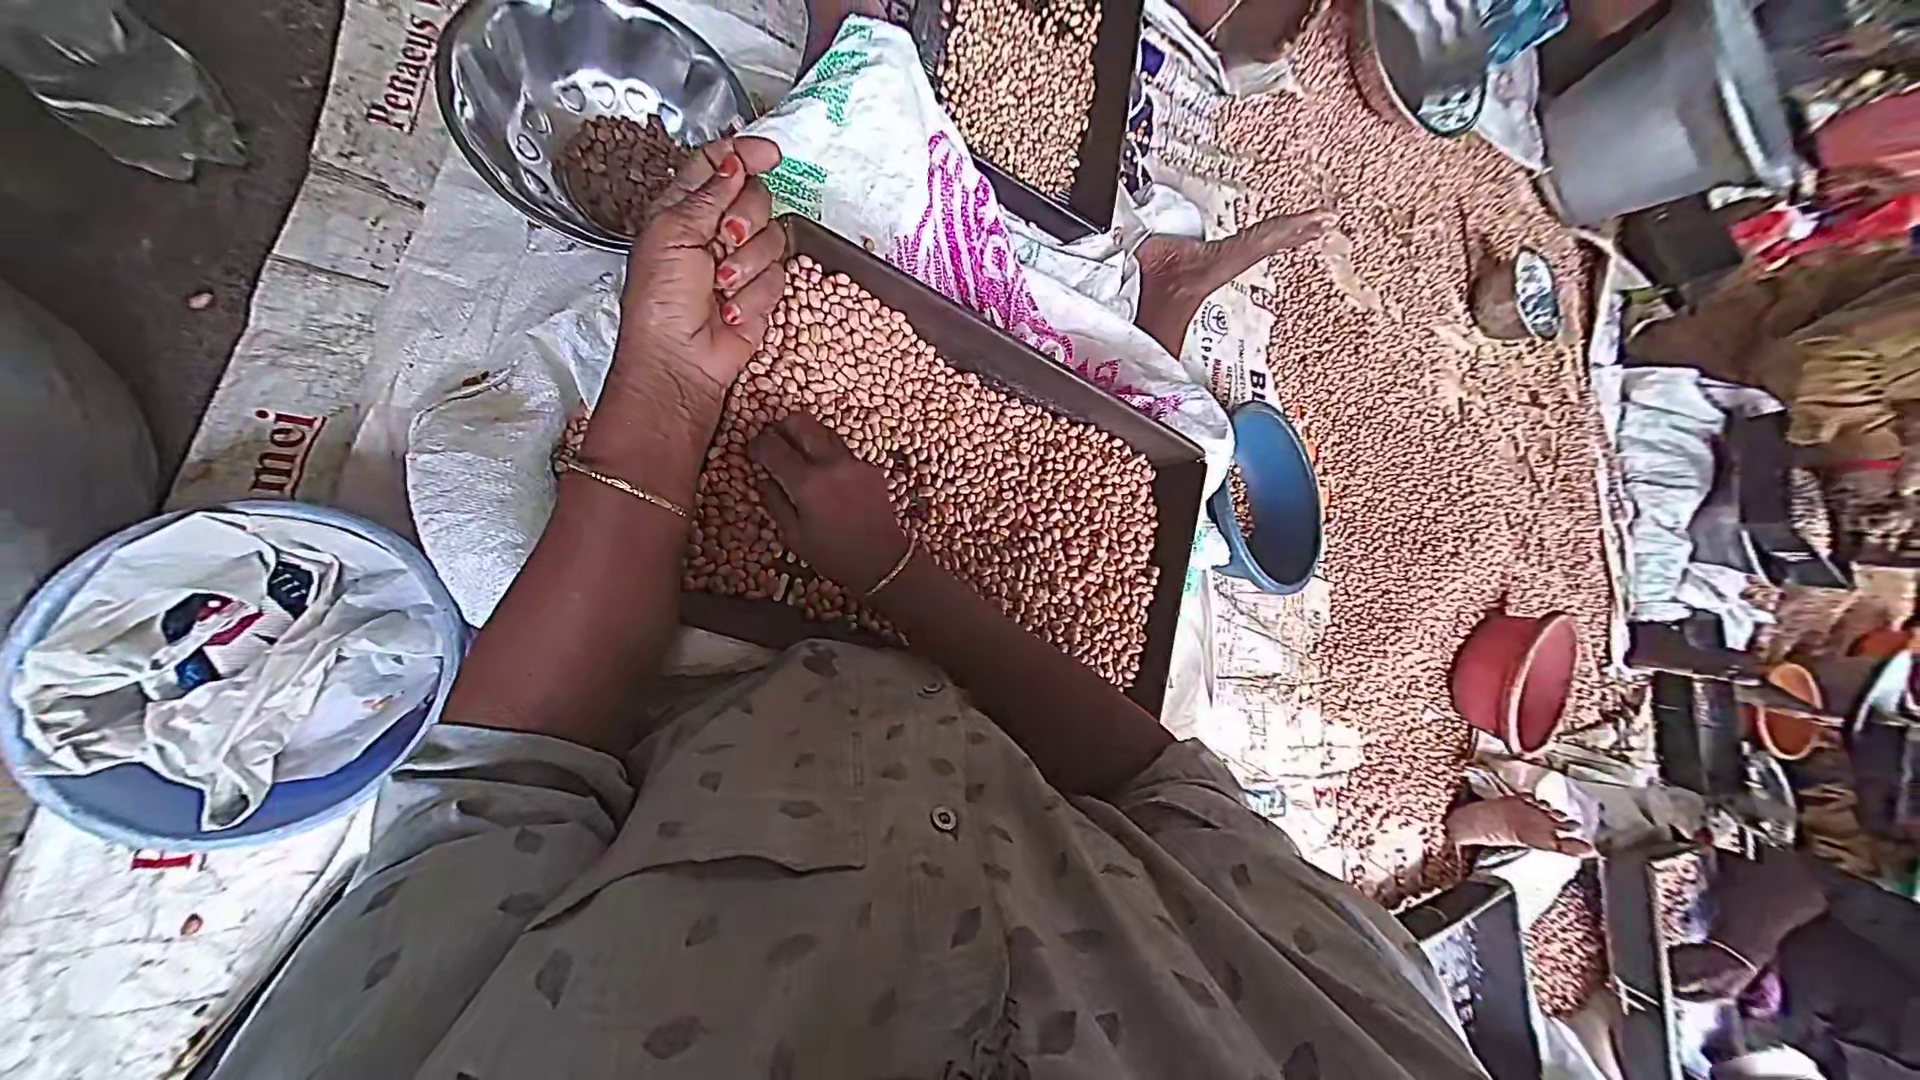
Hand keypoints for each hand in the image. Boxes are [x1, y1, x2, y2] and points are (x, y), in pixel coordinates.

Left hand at [607, 136, 785, 412]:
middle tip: (726, 239)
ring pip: (772, 240)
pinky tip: (731, 311)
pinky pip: (778, 279)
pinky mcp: (762, 295)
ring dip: (747, 265)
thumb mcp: (673, 233)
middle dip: (746, 218)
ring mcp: (743, 264)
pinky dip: (755, 297)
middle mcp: (717, 232)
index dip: (744, 153)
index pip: (720, 165)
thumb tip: (734, 162)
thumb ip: (708, 194)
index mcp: (686, 209)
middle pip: (756, 199)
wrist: (680, 357)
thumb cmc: (661, 300)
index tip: (770, 153)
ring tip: (722, 288)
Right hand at [750, 414, 910, 591]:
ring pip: (825, 432)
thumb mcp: (794, 536)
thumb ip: (775, 502)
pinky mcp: (870, 468)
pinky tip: (827, 477)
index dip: (758, 444)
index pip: (774, 447)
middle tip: (775, 439)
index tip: (753, 449)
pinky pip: (843, 451)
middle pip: (802, 422)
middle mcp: (831, 464)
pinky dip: (829, 456)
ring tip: (799, 455)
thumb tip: (764, 479)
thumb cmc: (833, 554)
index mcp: (807, 483)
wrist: (882, 560)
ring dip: (807, 437)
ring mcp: (854, 463)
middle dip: (783, 426)